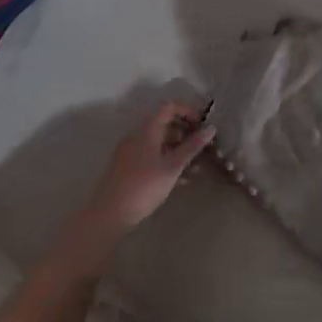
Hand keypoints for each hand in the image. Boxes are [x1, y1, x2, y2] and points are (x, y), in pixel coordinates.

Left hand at [72, 101, 214, 245]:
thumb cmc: (144, 186)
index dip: (188, 110)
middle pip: (165, 124)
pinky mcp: (129, 167)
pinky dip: (167, 161)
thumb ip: (192, 147)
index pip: (170, 107)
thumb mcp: (172, 166)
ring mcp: (132, 151)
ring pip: (160, 142)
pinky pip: (152, 156)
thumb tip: (211, 128)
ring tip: (196, 167)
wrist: (110, 215)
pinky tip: (181, 179)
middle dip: (186, 133)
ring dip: (179, 150)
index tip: (203, 124)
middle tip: (203, 146)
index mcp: (147, 129)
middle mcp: (138, 135)